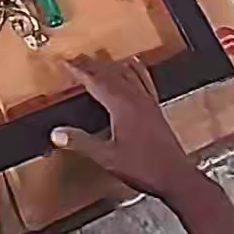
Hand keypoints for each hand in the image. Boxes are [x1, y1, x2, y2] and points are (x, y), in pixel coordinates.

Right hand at [50, 54, 211, 206]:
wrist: (175, 176)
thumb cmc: (144, 167)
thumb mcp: (106, 157)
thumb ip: (81, 143)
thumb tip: (58, 133)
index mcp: (121, 106)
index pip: (95, 81)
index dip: (79, 71)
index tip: (66, 62)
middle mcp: (135, 98)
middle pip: (110, 73)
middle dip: (91, 64)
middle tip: (77, 57)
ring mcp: (147, 100)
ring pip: (126, 73)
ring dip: (110, 64)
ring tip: (99, 58)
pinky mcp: (154, 106)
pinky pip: (144, 79)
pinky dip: (136, 68)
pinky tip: (134, 62)